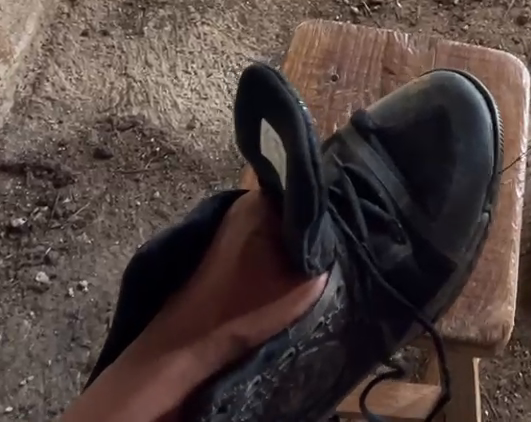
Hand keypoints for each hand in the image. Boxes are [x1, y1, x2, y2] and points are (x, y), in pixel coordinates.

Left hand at [65, 191, 323, 421]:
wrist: (191, 340)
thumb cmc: (249, 304)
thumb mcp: (306, 277)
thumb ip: (325, 245)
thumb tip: (332, 229)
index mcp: (265, 198)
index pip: (310, 191)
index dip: (328, 211)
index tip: (339, 230)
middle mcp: (246, 200)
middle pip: (294, 205)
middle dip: (308, 225)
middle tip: (325, 249)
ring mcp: (232, 220)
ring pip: (278, 222)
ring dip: (291, 239)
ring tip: (304, 262)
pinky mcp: (223, 243)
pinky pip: (262, 236)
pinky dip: (273, 250)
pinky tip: (280, 272)